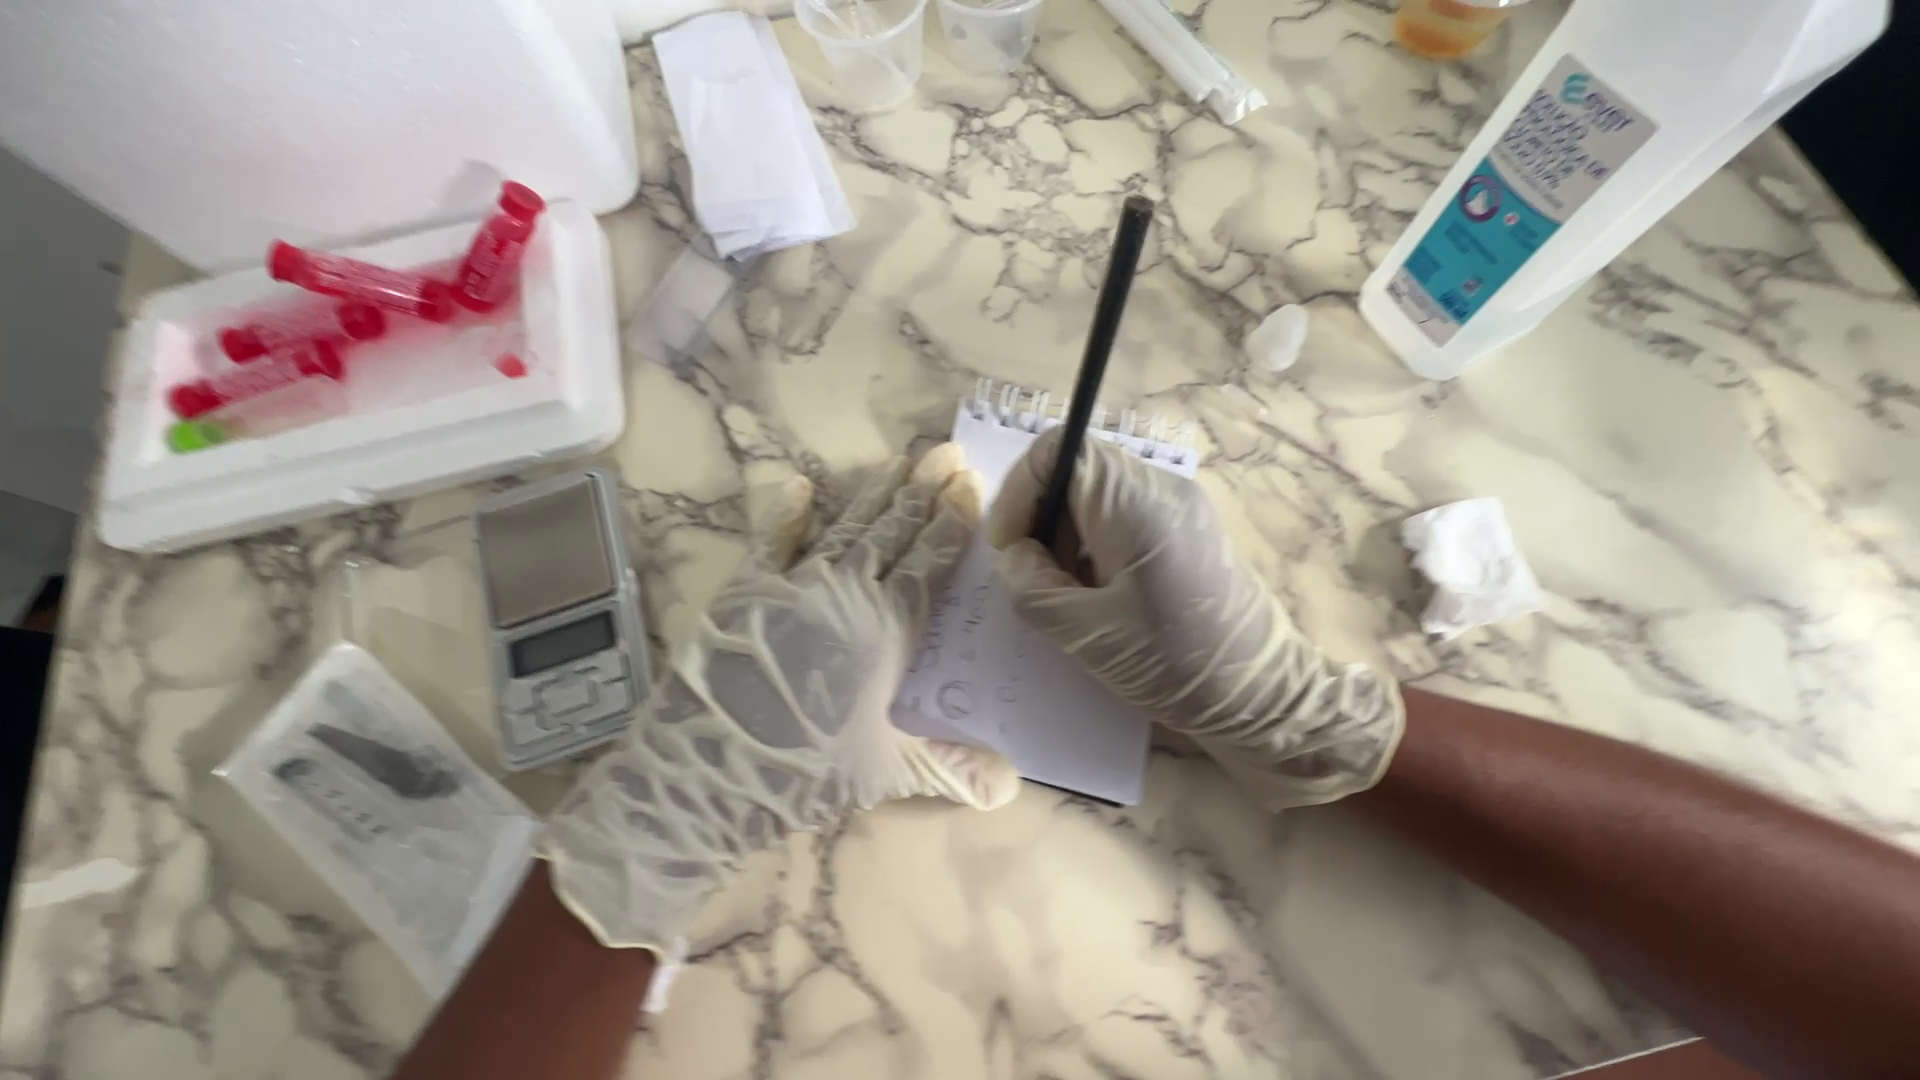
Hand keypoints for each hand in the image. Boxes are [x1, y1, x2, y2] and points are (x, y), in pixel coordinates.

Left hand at [540, 445, 1018, 952]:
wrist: (706, 770)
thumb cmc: (804, 769)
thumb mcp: (887, 772)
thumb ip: (952, 768)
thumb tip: (1012, 787)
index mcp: (887, 624)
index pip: (931, 559)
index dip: (954, 520)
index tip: (970, 483)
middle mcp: (846, 589)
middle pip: (895, 530)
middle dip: (924, 491)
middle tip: (947, 453)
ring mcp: (795, 584)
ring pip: (847, 527)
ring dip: (876, 494)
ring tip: (900, 461)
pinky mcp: (748, 590)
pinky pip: (773, 541)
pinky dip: (788, 514)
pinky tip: (801, 486)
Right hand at [986, 427, 1402, 808]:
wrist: (1263, 697)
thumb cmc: (1175, 664)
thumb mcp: (1084, 634)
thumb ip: (1031, 587)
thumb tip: (1018, 556)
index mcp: (1137, 502)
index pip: (1060, 449)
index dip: (1020, 491)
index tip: (1011, 548)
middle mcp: (1161, 489)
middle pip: (1075, 472)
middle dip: (1041, 522)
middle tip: (1038, 582)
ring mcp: (1178, 508)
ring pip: (1094, 497)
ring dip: (1066, 540)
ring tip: (1070, 598)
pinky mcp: (1185, 532)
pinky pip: (1120, 519)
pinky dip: (1093, 549)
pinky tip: (1100, 598)